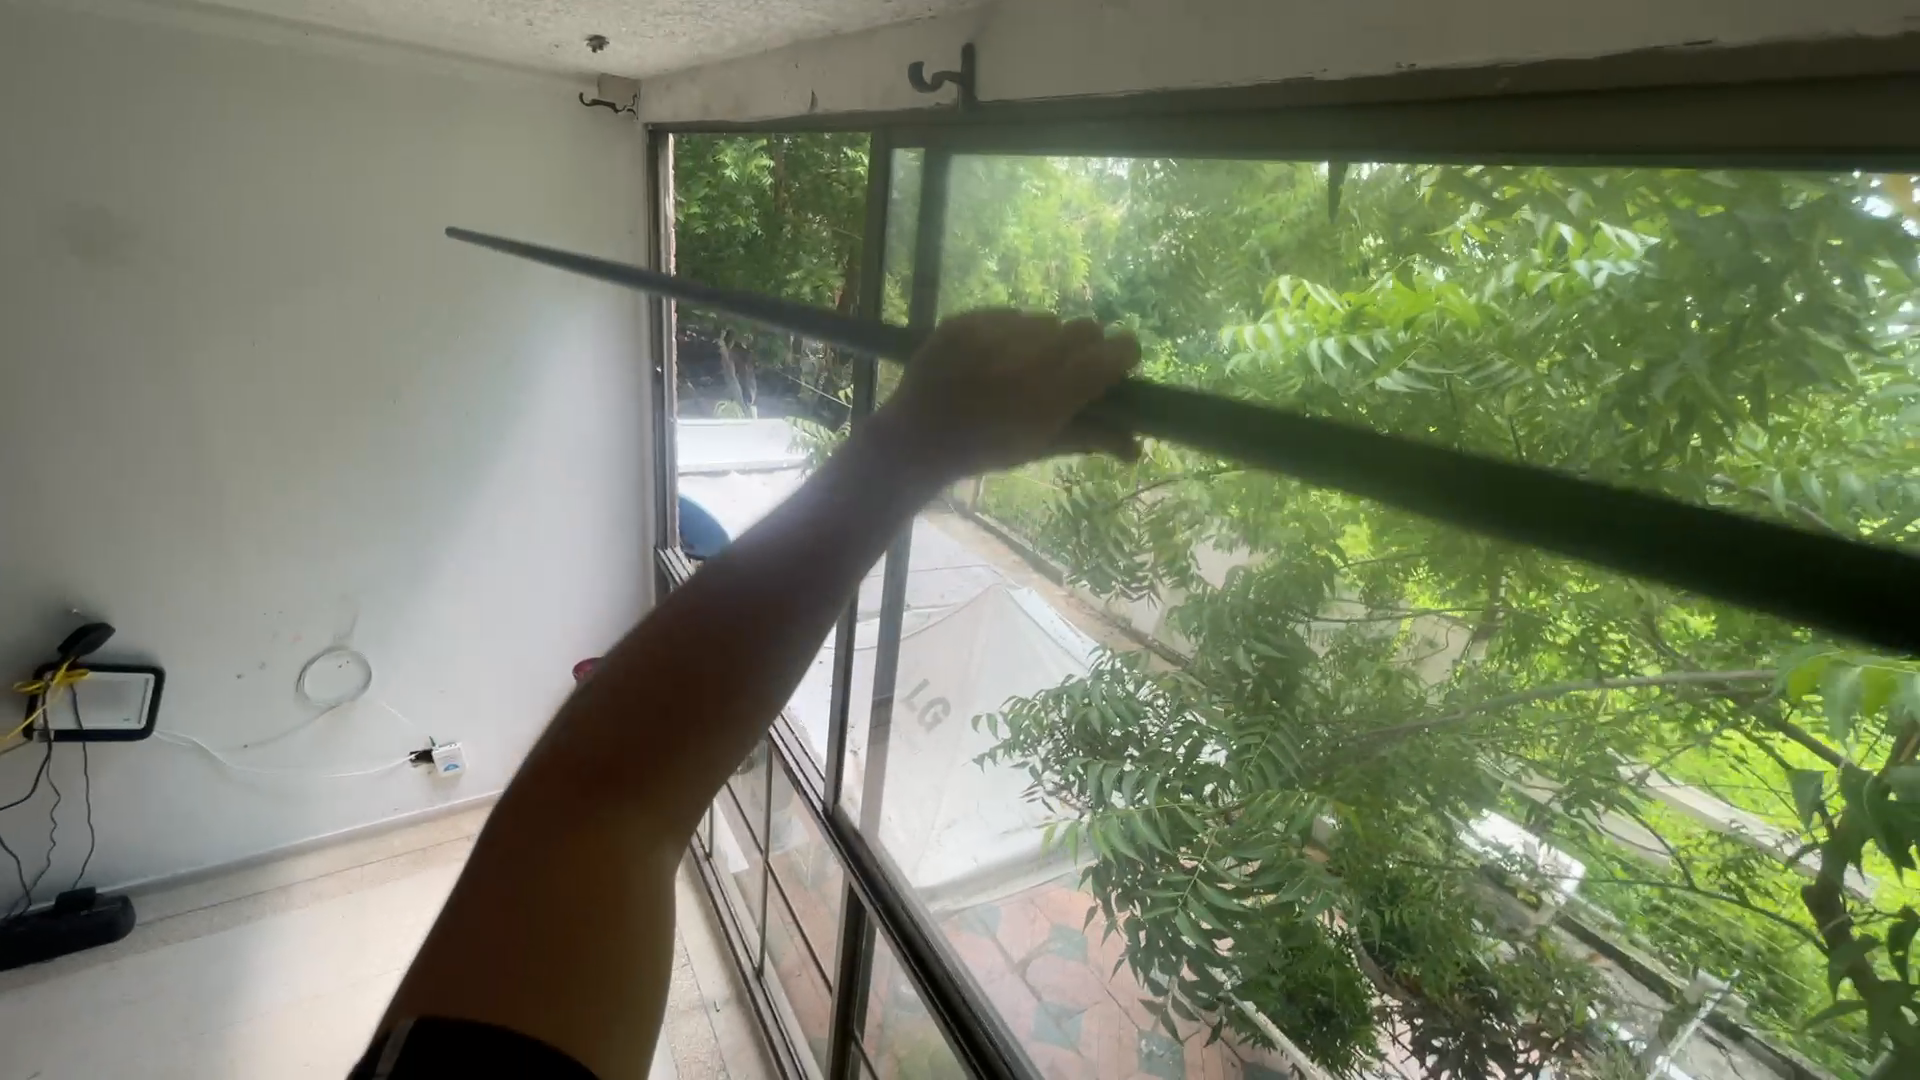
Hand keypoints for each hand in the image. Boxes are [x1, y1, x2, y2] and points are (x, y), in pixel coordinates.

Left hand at [872, 310, 1140, 482]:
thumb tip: (1138, 448)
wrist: (919, 438)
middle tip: (1063, 371)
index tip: (1114, 367)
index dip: (1122, 355)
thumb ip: (1091, 437)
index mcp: (1057, 391)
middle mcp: (1033, 354)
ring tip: (1018, 366)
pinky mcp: (970, 319)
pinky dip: (1006, 333)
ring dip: (1043, 339)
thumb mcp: (1039, 447)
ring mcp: (998, 332)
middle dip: (1083, 347)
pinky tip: (988, 359)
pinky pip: (1007, 315)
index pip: (1117, 349)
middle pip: (1085, 328)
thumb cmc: (986, 449)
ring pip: (1045, 320)